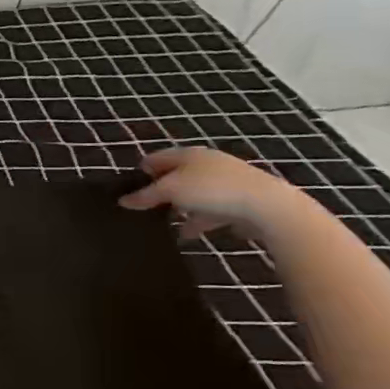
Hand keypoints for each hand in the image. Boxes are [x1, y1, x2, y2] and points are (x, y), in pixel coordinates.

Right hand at [118, 147, 312, 241]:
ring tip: (164, 223)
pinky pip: (210, 210)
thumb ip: (145, 196)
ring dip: (179, 207)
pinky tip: (187, 234)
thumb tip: (123, 201)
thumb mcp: (170, 191)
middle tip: (143, 207)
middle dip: (160, 190)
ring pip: (193, 193)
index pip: (156, 157)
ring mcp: (225, 181)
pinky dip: (197, 220)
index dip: (141, 171)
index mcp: (189, 154)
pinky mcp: (238, 201)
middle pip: (175, 174)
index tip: (127, 189)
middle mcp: (207, 163)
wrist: (266, 206)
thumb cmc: (211, 190)